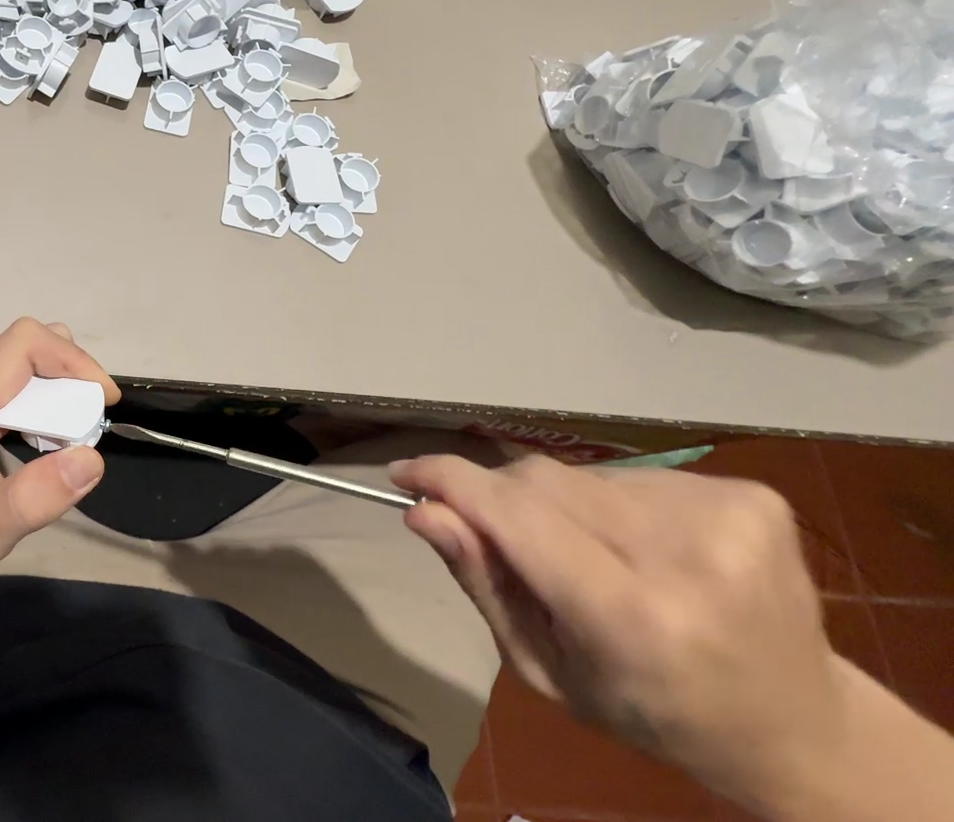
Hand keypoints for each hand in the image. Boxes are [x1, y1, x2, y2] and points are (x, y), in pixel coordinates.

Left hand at [0, 318, 119, 576]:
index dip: (73, 361)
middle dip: (73, 377)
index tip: (103, 402)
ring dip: (63, 385)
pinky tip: (52, 435)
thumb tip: (91, 458)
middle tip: (90, 428)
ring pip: (30, 354)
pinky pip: (21, 372)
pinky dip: (48, 393)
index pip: (26, 343)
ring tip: (74, 434)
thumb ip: (35, 499)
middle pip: (32, 343)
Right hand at [390, 454, 847, 813]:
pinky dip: (606, 502)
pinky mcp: (750, 494)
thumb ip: (482, 582)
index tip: (403, 473)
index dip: (448, 482)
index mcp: (632, 618)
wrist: (794, 723)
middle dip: (498, 499)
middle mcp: (687, 556)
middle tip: (499, 541)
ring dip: (554, 504)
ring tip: (584, 554)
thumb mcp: (543, 667)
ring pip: (579, 476)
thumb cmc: (646, 708)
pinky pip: (627, 475)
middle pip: (539, 483)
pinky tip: (636, 546)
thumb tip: (423, 511)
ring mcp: (727, 517)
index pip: (515, 515)